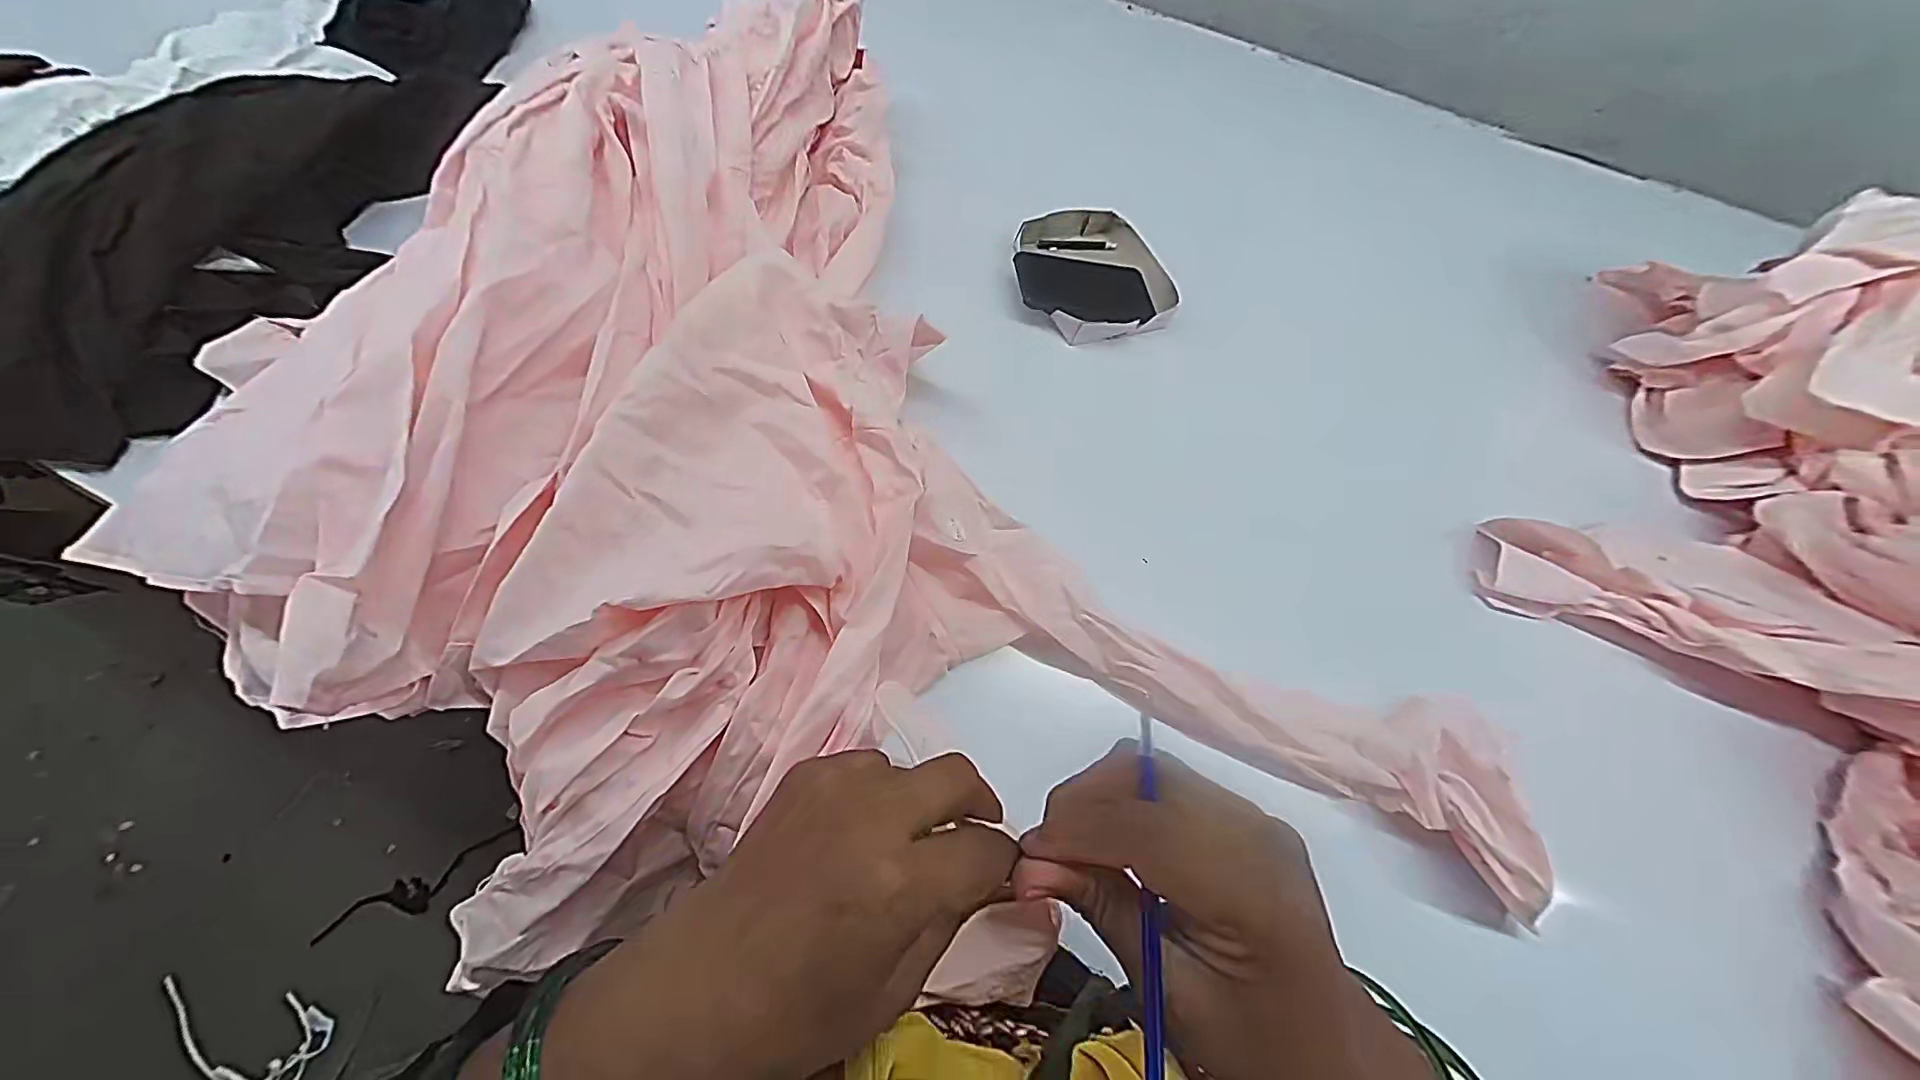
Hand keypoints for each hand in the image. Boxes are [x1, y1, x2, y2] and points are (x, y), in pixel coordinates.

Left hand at [536, 750, 1017, 1079]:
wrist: (696, 988)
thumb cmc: (797, 1012)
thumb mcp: (895, 989)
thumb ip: (953, 918)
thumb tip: (991, 877)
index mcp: (900, 881)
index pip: (986, 848)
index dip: (1003, 864)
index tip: (1000, 875)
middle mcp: (872, 817)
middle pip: (959, 775)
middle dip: (980, 804)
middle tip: (972, 837)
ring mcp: (832, 787)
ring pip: (910, 766)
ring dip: (921, 799)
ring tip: (904, 837)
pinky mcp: (802, 776)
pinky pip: (865, 765)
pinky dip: (877, 790)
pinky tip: (857, 828)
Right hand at [1013, 742, 1430, 1079]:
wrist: (1328, 1048)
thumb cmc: (1253, 1041)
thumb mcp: (1170, 993)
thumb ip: (1104, 911)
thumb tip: (1030, 867)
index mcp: (1253, 891)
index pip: (1147, 827)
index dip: (1078, 829)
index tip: (1030, 852)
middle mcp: (1258, 834)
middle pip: (1147, 774)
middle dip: (1083, 800)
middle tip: (1048, 850)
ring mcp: (1255, 817)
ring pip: (1152, 768)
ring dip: (1099, 796)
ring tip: (1073, 846)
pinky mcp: (1243, 815)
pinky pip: (1167, 783)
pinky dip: (1124, 800)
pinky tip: (1109, 841)